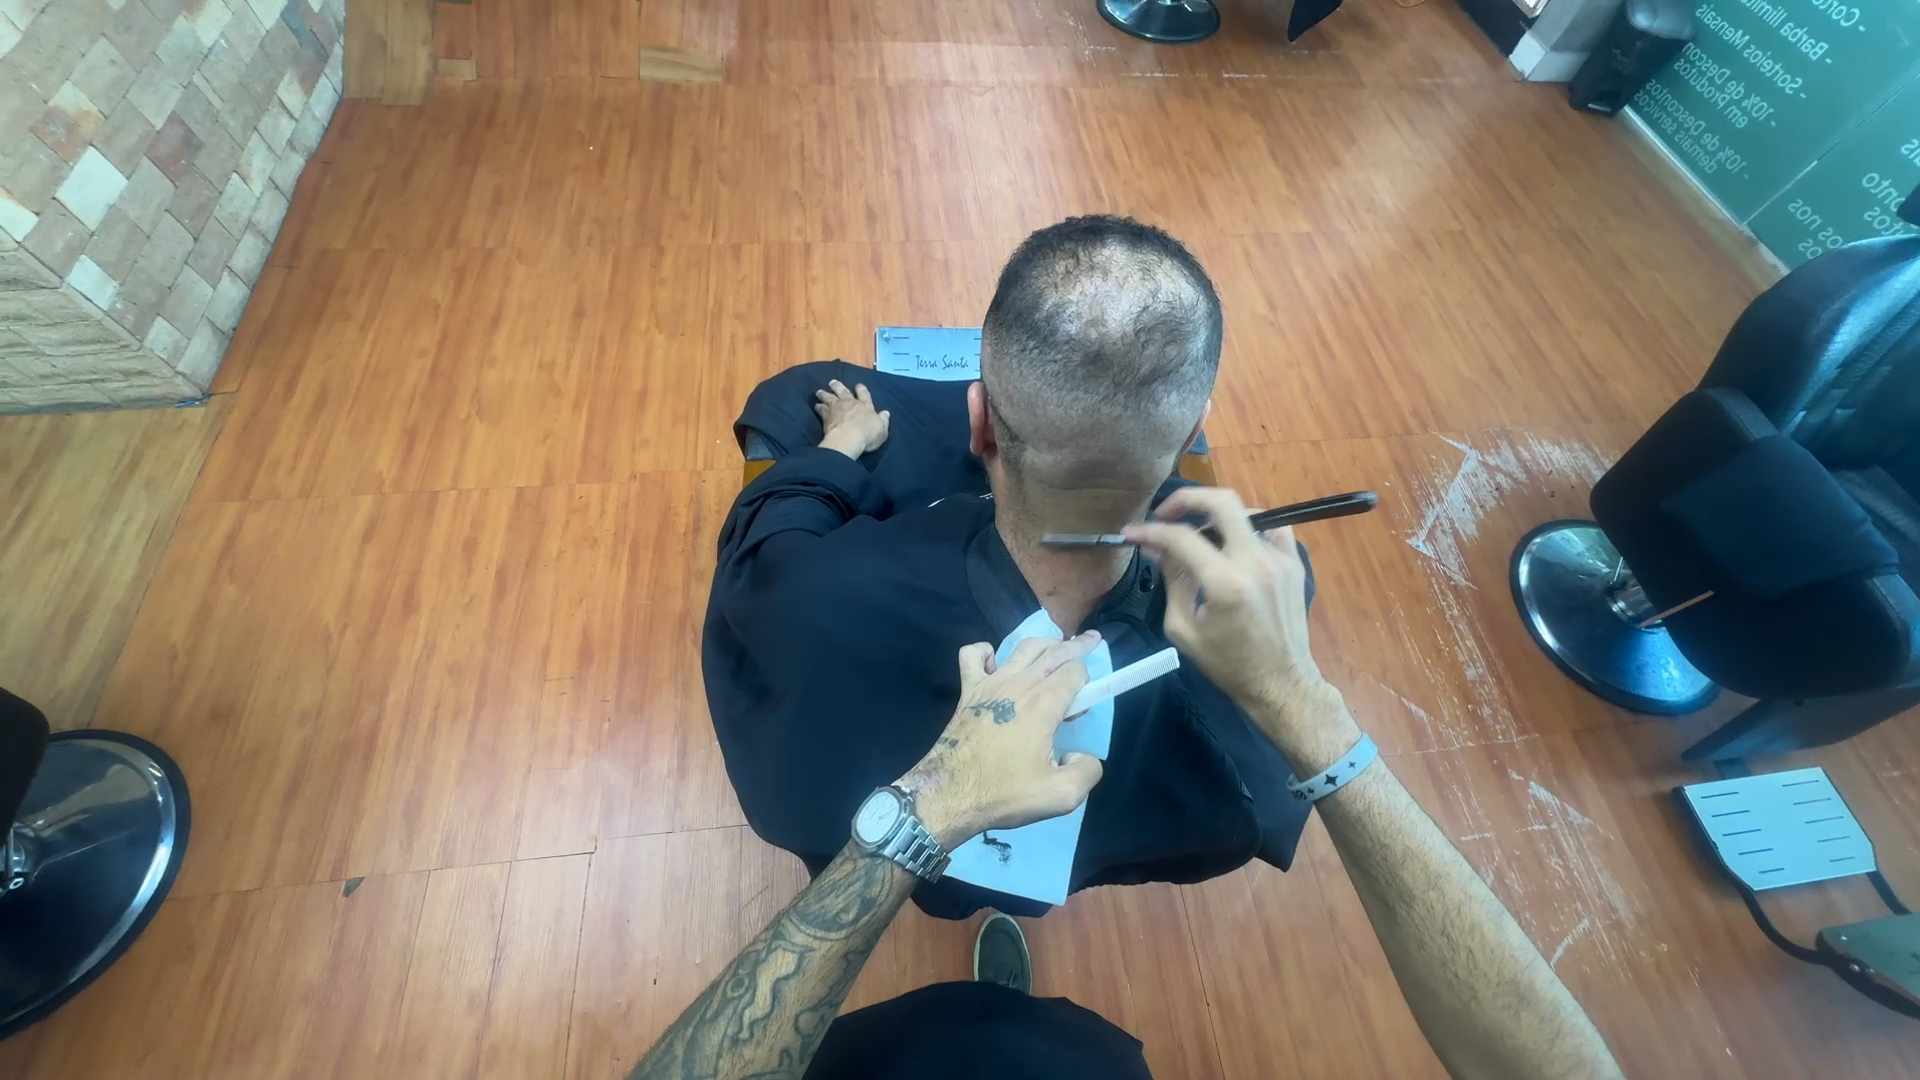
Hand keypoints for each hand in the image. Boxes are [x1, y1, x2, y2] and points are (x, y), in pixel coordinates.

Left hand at [815, 379, 890, 458]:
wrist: (848, 439)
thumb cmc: (868, 435)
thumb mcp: (882, 429)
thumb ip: (883, 420)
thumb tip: (886, 413)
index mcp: (865, 405)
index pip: (864, 393)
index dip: (861, 389)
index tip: (858, 385)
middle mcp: (849, 403)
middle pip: (843, 391)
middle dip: (838, 386)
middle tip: (832, 382)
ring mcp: (836, 408)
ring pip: (828, 397)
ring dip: (824, 394)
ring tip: (819, 392)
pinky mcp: (825, 416)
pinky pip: (820, 409)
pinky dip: (817, 407)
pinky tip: (815, 406)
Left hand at [899, 633, 1105, 849]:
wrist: (949, 794)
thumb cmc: (1004, 793)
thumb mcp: (1061, 795)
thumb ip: (1087, 771)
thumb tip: (1082, 754)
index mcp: (1043, 704)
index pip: (1074, 670)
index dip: (1087, 680)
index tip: (1084, 703)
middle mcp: (1018, 684)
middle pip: (1054, 651)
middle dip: (1077, 645)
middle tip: (1091, 642)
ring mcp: (990, 683)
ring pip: (1022, 647)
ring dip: (1043, 643)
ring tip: (1055, 647)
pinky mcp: (968, 691)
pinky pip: (973, 656)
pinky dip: (986, 652)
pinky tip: (996, 664)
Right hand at [1123, 488, 1353, 759]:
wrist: (1280, 683)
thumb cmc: (1226, 663)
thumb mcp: (1183, 628)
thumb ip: (1172, 580)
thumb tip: (1158, 548)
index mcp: (1225, 583)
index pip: (1181, 537)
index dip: (1151, 529)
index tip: (1132, 532)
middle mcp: (1255, 562)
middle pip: (1221, 501)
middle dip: (1186, 499)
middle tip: (1166, 513)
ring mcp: (1281, 559)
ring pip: (1246, 511)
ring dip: (1216, 516)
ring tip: (1199, 534)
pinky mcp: (1294, 563)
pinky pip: (1272, 526)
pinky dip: (1249, 526)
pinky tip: (1235, 541)